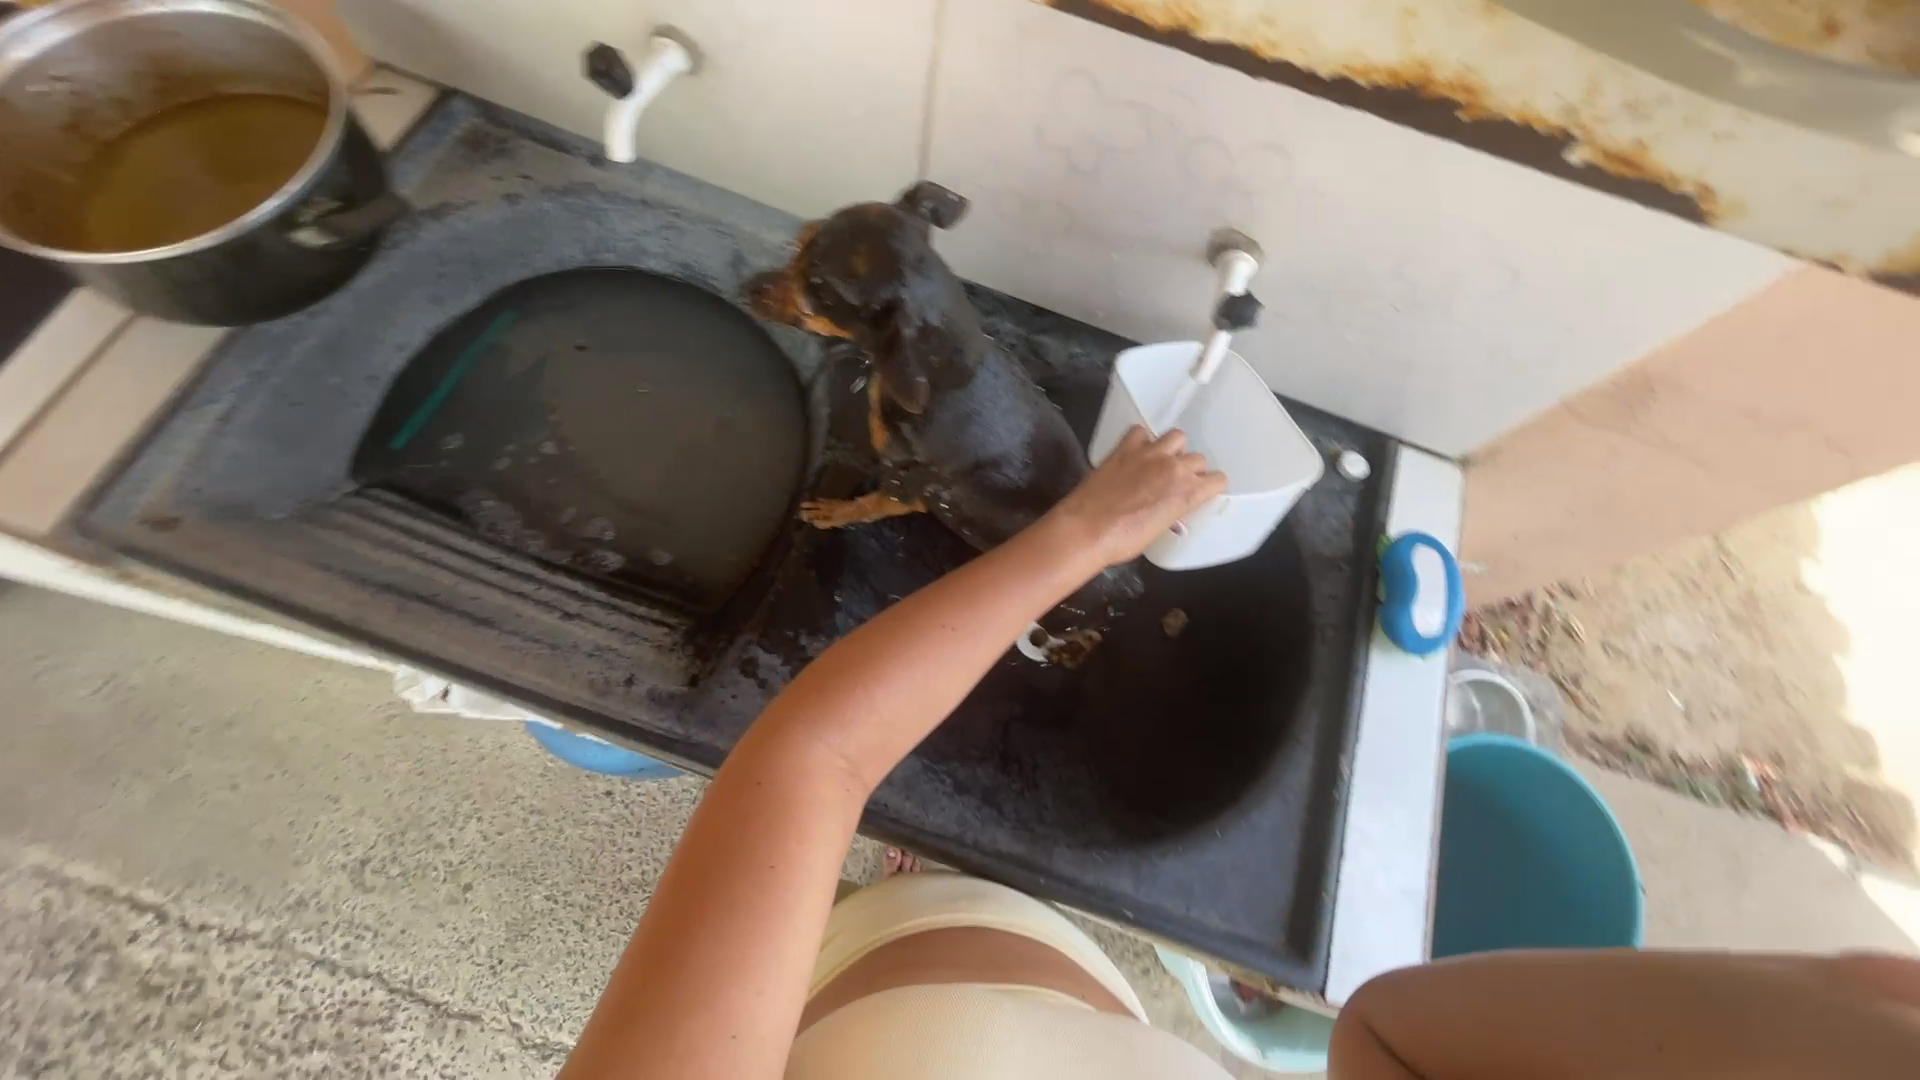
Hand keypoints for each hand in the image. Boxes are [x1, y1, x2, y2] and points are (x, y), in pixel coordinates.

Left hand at [1046, 426, 1226, 567]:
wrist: (1086, 530)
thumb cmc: (1123, 541)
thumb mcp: (1157, 530)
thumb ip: (1172, 512)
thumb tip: (1171, 511)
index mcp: (1189, 492)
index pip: (1218, 480)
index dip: (1210, 487)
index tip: (1202, 492)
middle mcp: (1175, 467)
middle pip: (1198, 459)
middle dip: (1191, 469)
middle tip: (1175, 482)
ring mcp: (1150, 453)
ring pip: (1177, 437)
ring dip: (1172, 449)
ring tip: (1160, 461)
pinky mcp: (1125, 447)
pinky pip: (1141, 431)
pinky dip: (1141, 440)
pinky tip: (1135, 453)